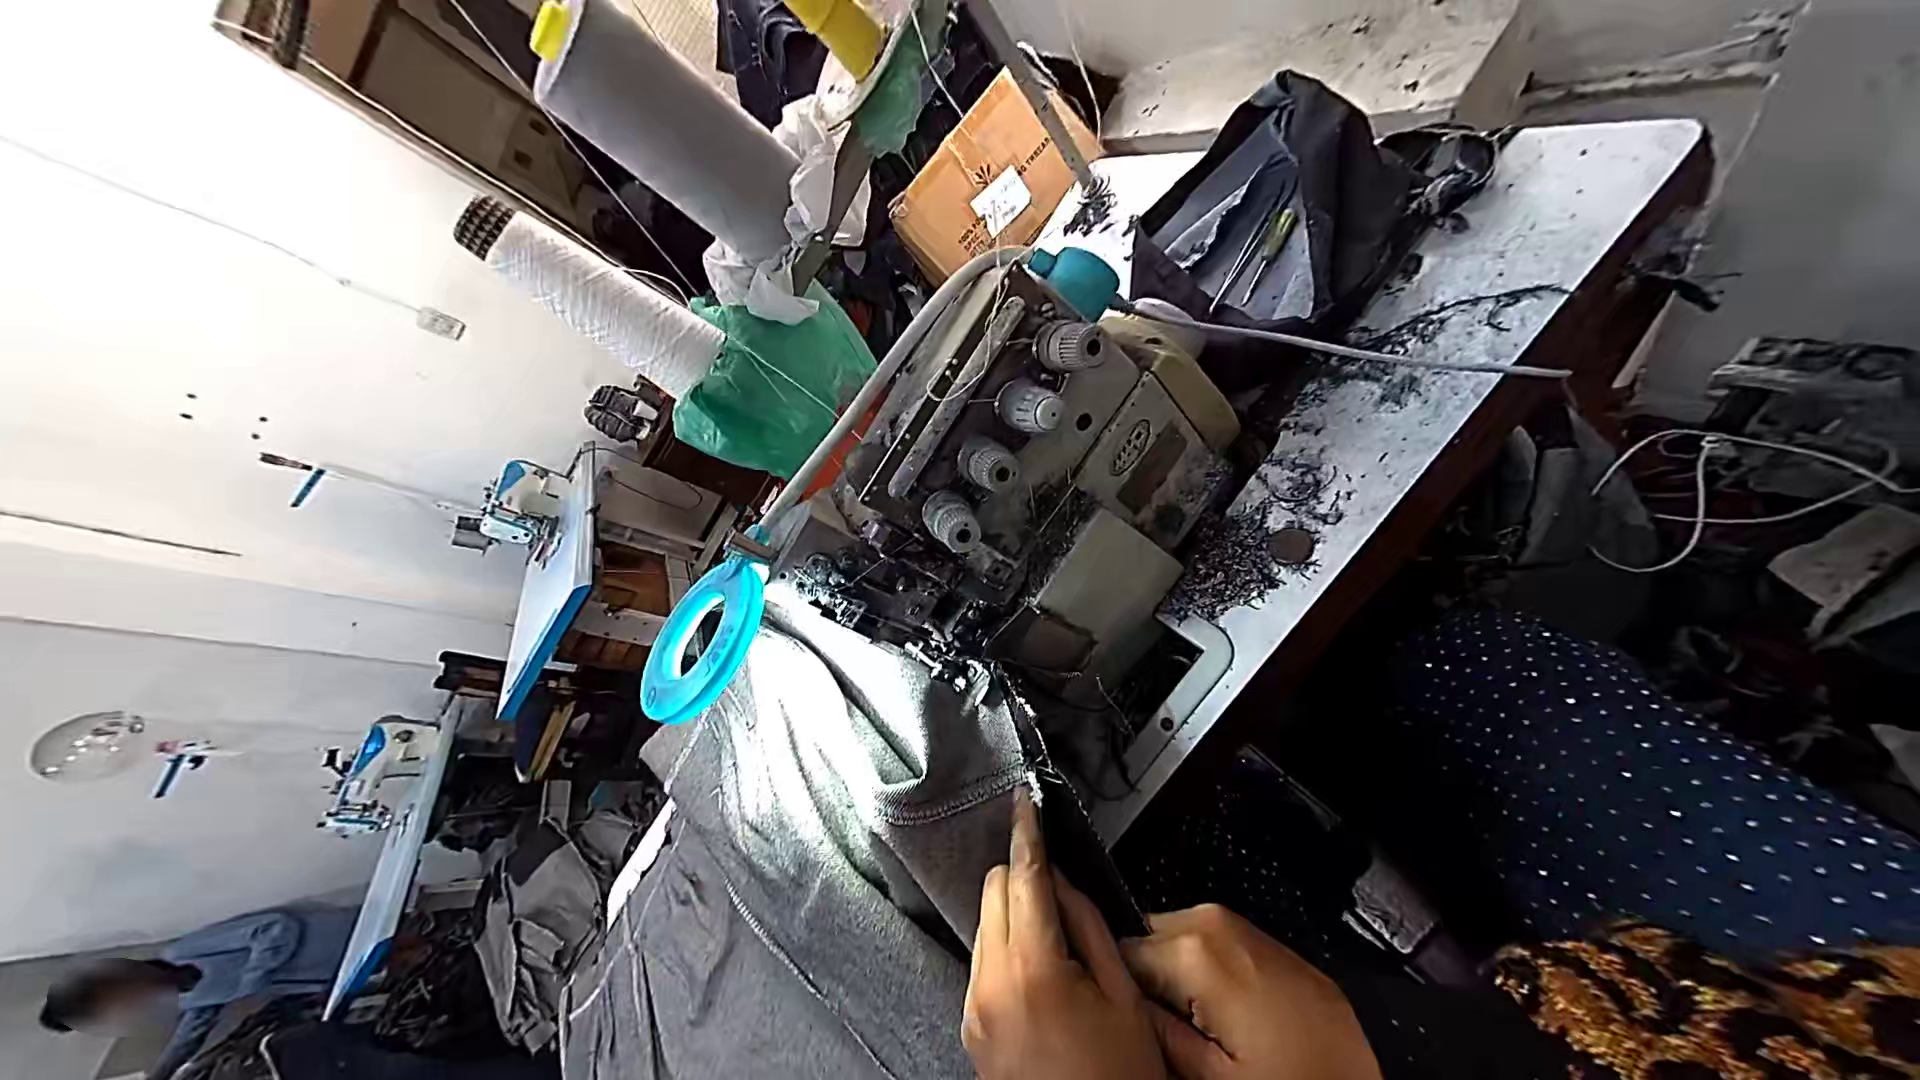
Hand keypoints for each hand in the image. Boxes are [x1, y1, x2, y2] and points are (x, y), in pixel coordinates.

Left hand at [963, 788, 1166, 1079]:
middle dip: (1023, 877)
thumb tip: (1058, 877)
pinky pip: (983, 958)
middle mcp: (991, 984)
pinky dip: (1006, 946)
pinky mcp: (971, 1026)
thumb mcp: (1123, 995)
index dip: (1026, 831)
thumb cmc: (1118, 1079)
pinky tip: (1040, 973)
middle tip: (1062, 899)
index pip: (1023, 875)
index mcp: (1032, 970)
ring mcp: (975, 1007)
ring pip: (985, 921)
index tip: (1023, 802)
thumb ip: (1086, 922)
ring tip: (1058, 949)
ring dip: (1015, 913)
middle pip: (994, 889)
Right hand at [1121, 905, 1381, 1079]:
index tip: (1142, 1021)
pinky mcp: (1274, 945)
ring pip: (1183, 936)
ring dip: (1182, 971)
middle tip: (1177, 1028)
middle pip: (1150, 935)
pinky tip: (1236, 1014)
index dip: (1127, 990)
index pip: (1123, 952)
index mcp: (1193, 949)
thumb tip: (1129, 1006)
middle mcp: (1216, 922)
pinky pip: (1221, 944)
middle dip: (1155, 975)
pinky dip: (1215, 970)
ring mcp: (1248, 928)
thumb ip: (1156, 1031)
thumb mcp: (1210, 1078)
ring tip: (1209, 1024)